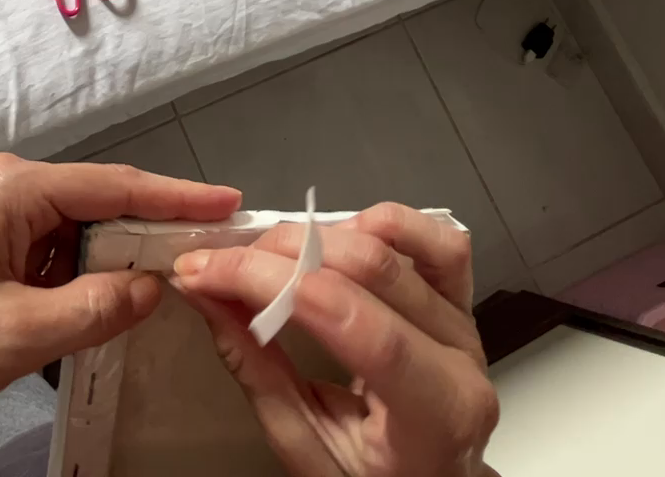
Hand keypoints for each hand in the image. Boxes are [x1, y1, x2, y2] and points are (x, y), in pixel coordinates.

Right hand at [171, 204, 497, 476]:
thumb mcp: (303, 444)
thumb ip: (254, 367)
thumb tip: (199, 290)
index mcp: (436, 415)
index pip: (354, 322)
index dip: (270, 282)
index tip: (202, 273)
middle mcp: (460, 356)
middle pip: (365, 267)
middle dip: (274, 254)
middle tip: (217, 265)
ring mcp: (465, 317)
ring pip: (388, 241)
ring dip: (310, 234)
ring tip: (267, 256)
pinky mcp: (460, 294)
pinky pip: (435, 236)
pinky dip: (377, 220)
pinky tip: (334, 235)